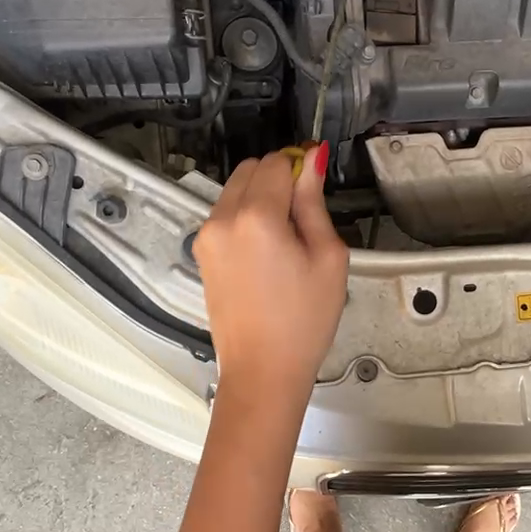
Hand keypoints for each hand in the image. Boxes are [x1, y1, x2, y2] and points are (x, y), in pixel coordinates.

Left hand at [193, 147, 349, 405]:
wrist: (264, 370)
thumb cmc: (302, 323)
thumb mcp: (328, 258)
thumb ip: (315, 203)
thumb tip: (312, 162)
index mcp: (257, 216)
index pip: (278, 162)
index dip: (302, 169)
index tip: (317, 187)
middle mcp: (223, 219)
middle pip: (251, 169)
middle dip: (279, 180)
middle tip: (305, 218)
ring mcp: (207, 237)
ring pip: (235, 190)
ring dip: (261, 199)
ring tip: (286, 242)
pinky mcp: (202, 254)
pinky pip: (225, 216)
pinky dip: (246, 219)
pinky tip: (268, 254)